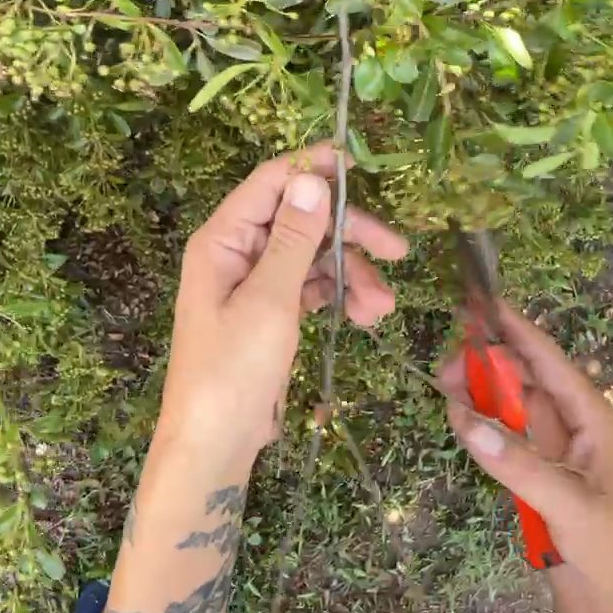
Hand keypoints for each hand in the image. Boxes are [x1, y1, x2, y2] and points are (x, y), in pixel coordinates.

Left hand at [156, 142, 407, 472]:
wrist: (215, 445)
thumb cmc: (233, 371)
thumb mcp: (268, 301)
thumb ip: (292, 239)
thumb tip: (310, 178)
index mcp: (223, 239)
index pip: (271, 183)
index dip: (313, 169)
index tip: (360, 167)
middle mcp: (237, 252)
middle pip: (300, 220)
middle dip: (348, 235)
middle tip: (397, 250)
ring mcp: (255, 283)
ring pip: (312, 256)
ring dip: (350, 274)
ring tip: (381, 308)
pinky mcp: (271, 311)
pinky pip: (310, 286)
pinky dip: (337, 296)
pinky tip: (364, 317)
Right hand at [439, 299, 612, 612]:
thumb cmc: (609, 553)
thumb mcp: (570, 506)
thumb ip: (518, 462)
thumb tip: (463, 416)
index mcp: (591, 416)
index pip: (547, 358)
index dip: (514, 326)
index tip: (479, 298)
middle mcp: (569, 420)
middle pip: (520, 373)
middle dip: (483, 362)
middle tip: (444, 368)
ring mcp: (548, 444)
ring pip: (505, 398)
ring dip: (476, 389)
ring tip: (443, 387)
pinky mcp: (531, 466)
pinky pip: (499, 428)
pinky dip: (476, 418)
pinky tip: (457, 415)